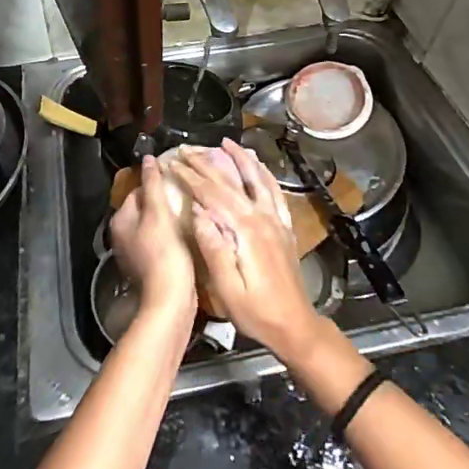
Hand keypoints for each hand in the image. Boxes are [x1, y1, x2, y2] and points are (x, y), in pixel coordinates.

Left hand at [109, 155, 196, 318]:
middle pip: (145, 208)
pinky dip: (170, 237)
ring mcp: (134, 252)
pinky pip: (159, 242)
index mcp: (120, 220)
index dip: (156, 185)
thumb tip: (147, 158)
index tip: (176, 184)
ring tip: (188, 215)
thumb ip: (152, 184)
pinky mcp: (149, 266)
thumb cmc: (164, 251)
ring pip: (152, 225)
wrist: (171, 298)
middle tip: (184, 198)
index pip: (137, 190)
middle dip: (163, 202)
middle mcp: (121, 235)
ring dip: (168, 220)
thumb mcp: (159, 212)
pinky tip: (186, 236)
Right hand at [173, 139, 324, 357]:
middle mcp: (264, 218)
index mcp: (247, 231)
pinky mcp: (285, 227)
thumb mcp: (228, 289)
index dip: (191, 177)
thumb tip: (198, 213)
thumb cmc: (257, 312)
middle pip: (232, 182)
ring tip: (227, 143)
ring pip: (258, 179)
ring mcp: (277, 221)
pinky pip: (275, 191)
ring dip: (241, 159)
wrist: (295, 325)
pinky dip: (265, 174)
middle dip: (207, 163)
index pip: (214, 195)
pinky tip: (258, 168)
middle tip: (187, 149)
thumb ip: (214, 249)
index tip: (172, 163)